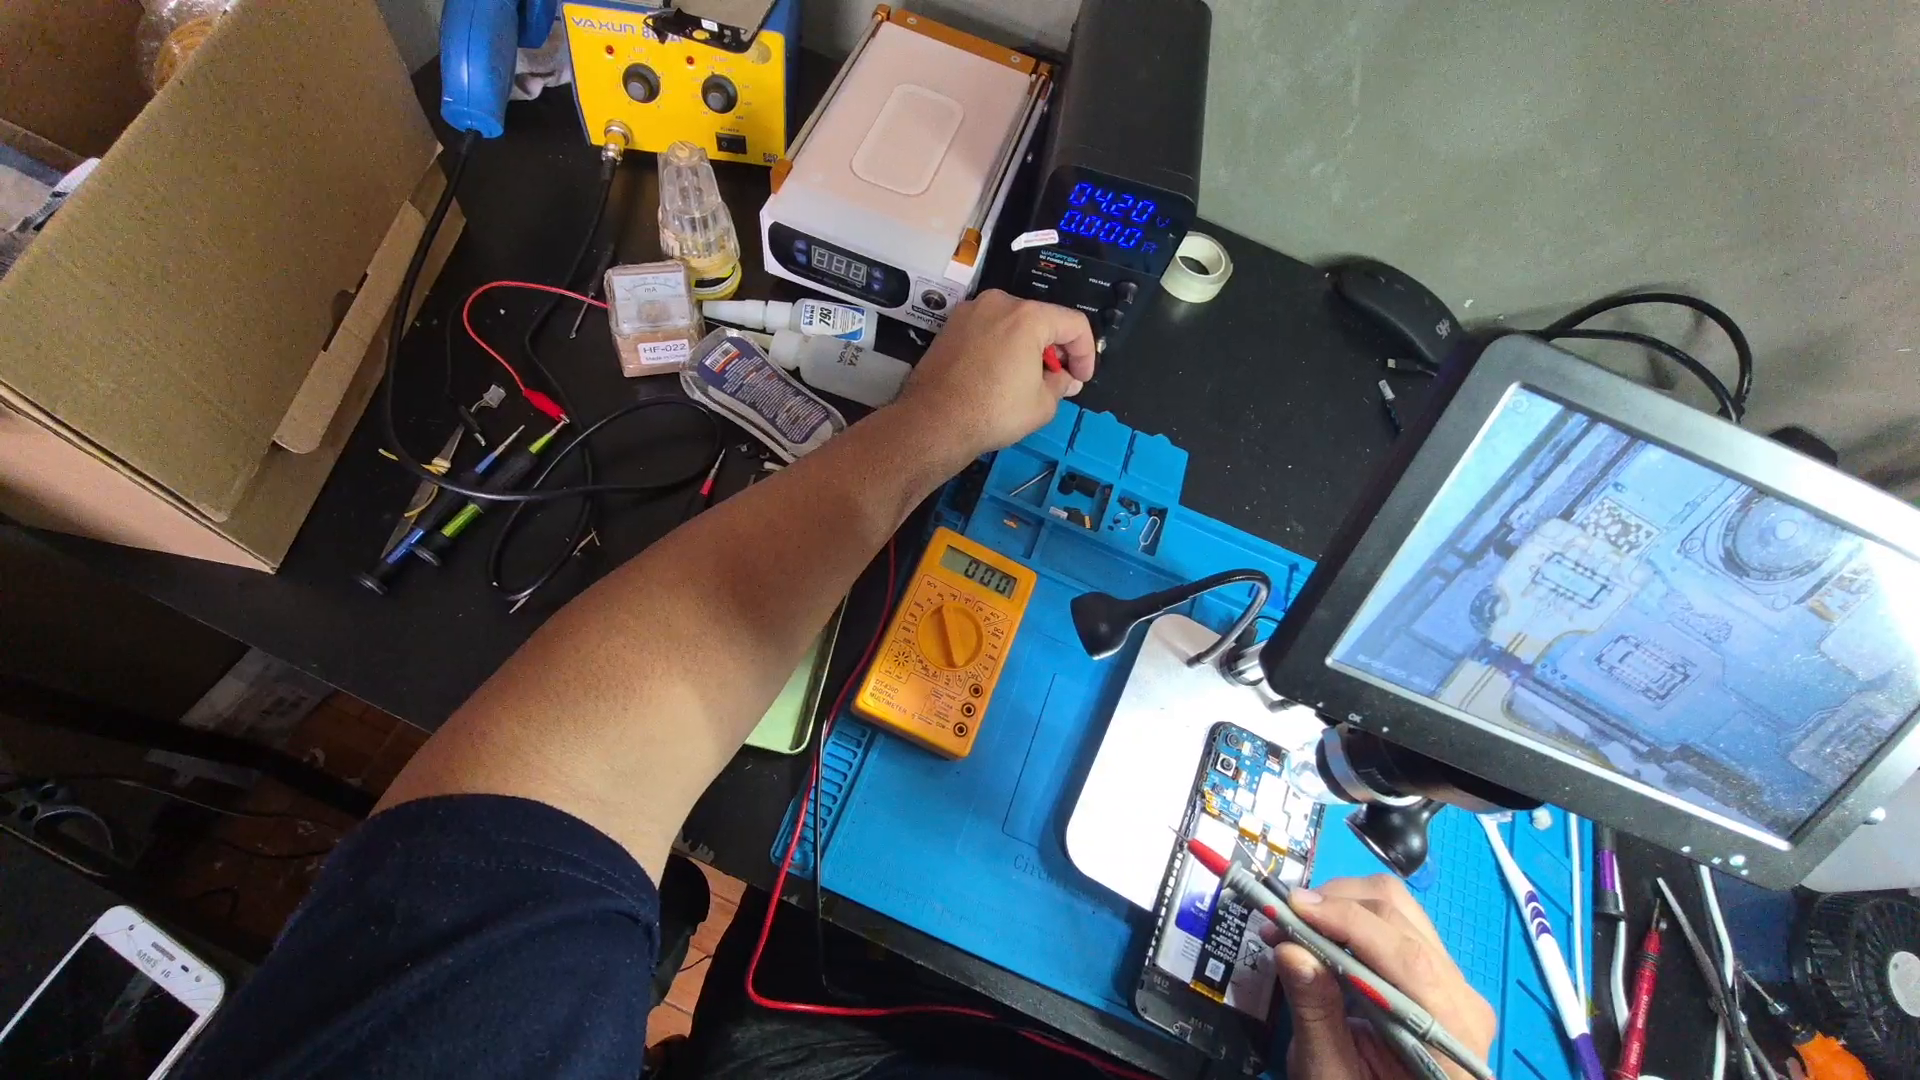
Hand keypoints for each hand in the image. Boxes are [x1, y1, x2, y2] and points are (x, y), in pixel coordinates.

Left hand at [894, 289, 1096, 460]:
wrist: (935, 421)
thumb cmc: (992, 412)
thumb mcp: (1042, 404)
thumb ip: (1061, 385)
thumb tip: (1066, 379)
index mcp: (1028, 316)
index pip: (1073, 324)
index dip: (1085, 353)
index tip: (1081, 378)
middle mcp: (999, 303)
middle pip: (1041, 320)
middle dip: (1055, 350)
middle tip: (1058, 380)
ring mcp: (970, 312)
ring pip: (1012, 324)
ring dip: (1027, 348)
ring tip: (1027, 380)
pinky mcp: (951, 326)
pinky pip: (988, 330)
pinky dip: (1001, 347)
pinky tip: (999, 374)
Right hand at [1271, 876, 1495, 1079]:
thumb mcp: (1331, 1077)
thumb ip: (1316, 1014)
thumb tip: (1289, 949)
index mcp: (1450, 1033)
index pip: (1406, 956)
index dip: (1347, 921)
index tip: (1291, 907)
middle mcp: (1462, 997)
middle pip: (1398, 916)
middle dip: (1333, 906)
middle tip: (1280, 920)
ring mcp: (1452, 981)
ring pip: (1395, 905)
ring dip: (1339, 903)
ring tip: (1297, 925)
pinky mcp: (1433, 972)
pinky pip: (1392, 920)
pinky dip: (1348, 914)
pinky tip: (1320, 934)